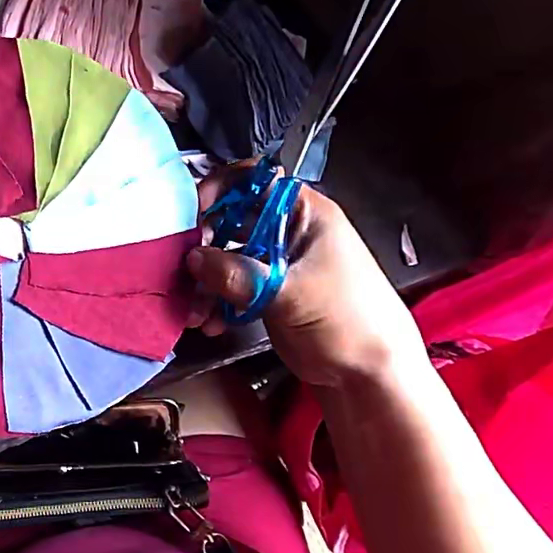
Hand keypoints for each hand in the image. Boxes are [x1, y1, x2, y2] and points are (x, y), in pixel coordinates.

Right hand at [186, 173, 422, 388]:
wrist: (367, 372)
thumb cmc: (347, 319)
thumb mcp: (292, 293)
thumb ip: (240, 274)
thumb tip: (194, 259)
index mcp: (303, 213)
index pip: (256, 180)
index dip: (222, 188)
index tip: (194, 211)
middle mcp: (286, 231)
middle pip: (233, 219)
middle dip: (205, 243)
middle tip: (186, 266)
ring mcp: (275, 262)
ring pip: (226, 257)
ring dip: (206, 281)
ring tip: (195, 309)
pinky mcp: (267, 292)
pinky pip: (231, 286)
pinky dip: (216, 302)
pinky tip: (209, 322)